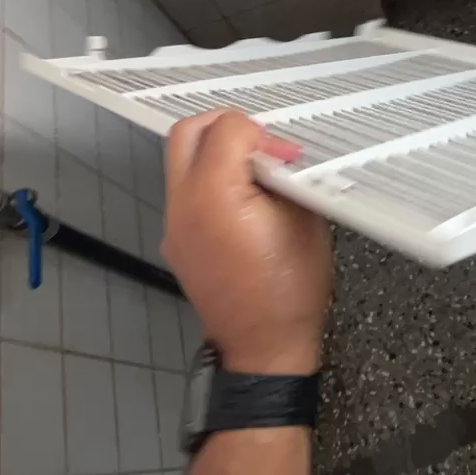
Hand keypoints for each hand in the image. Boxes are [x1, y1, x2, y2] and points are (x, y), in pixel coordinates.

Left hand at [162, 108, 332, 374]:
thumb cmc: (290, 285)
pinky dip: (210, 179)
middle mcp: (182, 206)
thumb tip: (274, 154)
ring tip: (255, 172)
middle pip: (186, 133)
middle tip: (260, 143)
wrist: (264, 349)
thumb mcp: (302, 215)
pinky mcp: (175, 241)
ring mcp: (172, 226)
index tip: (284, 156)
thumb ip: (283, 172)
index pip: (226, 128)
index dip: (261, 133)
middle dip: (225, 126)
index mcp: (215, 196)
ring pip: (181, 160)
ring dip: (216, 151)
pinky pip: (185, 190)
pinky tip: (244, 199)